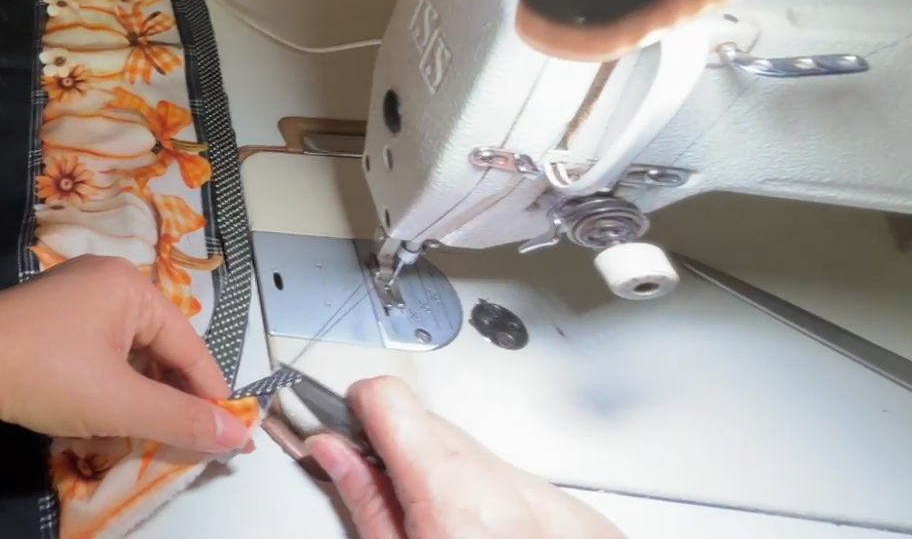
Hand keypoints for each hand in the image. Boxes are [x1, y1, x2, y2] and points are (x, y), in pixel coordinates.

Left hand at [0, 255, 252, 453]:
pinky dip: (104, 383)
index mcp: (129, 286)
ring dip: (132, 395)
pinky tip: (93, 415)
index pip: (189, 346)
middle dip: (164, 398)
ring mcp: (74, 293)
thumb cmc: (48, 373)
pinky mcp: (50, 313)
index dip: (209, 397)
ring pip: (126, 352)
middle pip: (157, 346)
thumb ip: (183, 420)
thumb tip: (238, 435)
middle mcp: (105, 279)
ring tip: (128, 433)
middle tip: (173, 444)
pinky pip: (96, 348)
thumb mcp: (120, 403)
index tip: (227, 443)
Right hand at [306, 377, 622, 538]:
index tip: (346, 433)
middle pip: (431, 426)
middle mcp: (510, 488)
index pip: (386, 395)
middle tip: (391, 500)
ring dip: (452, 483)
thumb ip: (365, 501)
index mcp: (452, 492)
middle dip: (403, 453)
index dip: (357, 412)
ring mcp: (558, 506)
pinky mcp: (588, 524)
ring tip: (449, 535)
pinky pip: (522, 490)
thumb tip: (332, 451)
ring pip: (476, 458)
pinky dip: (499, 508)